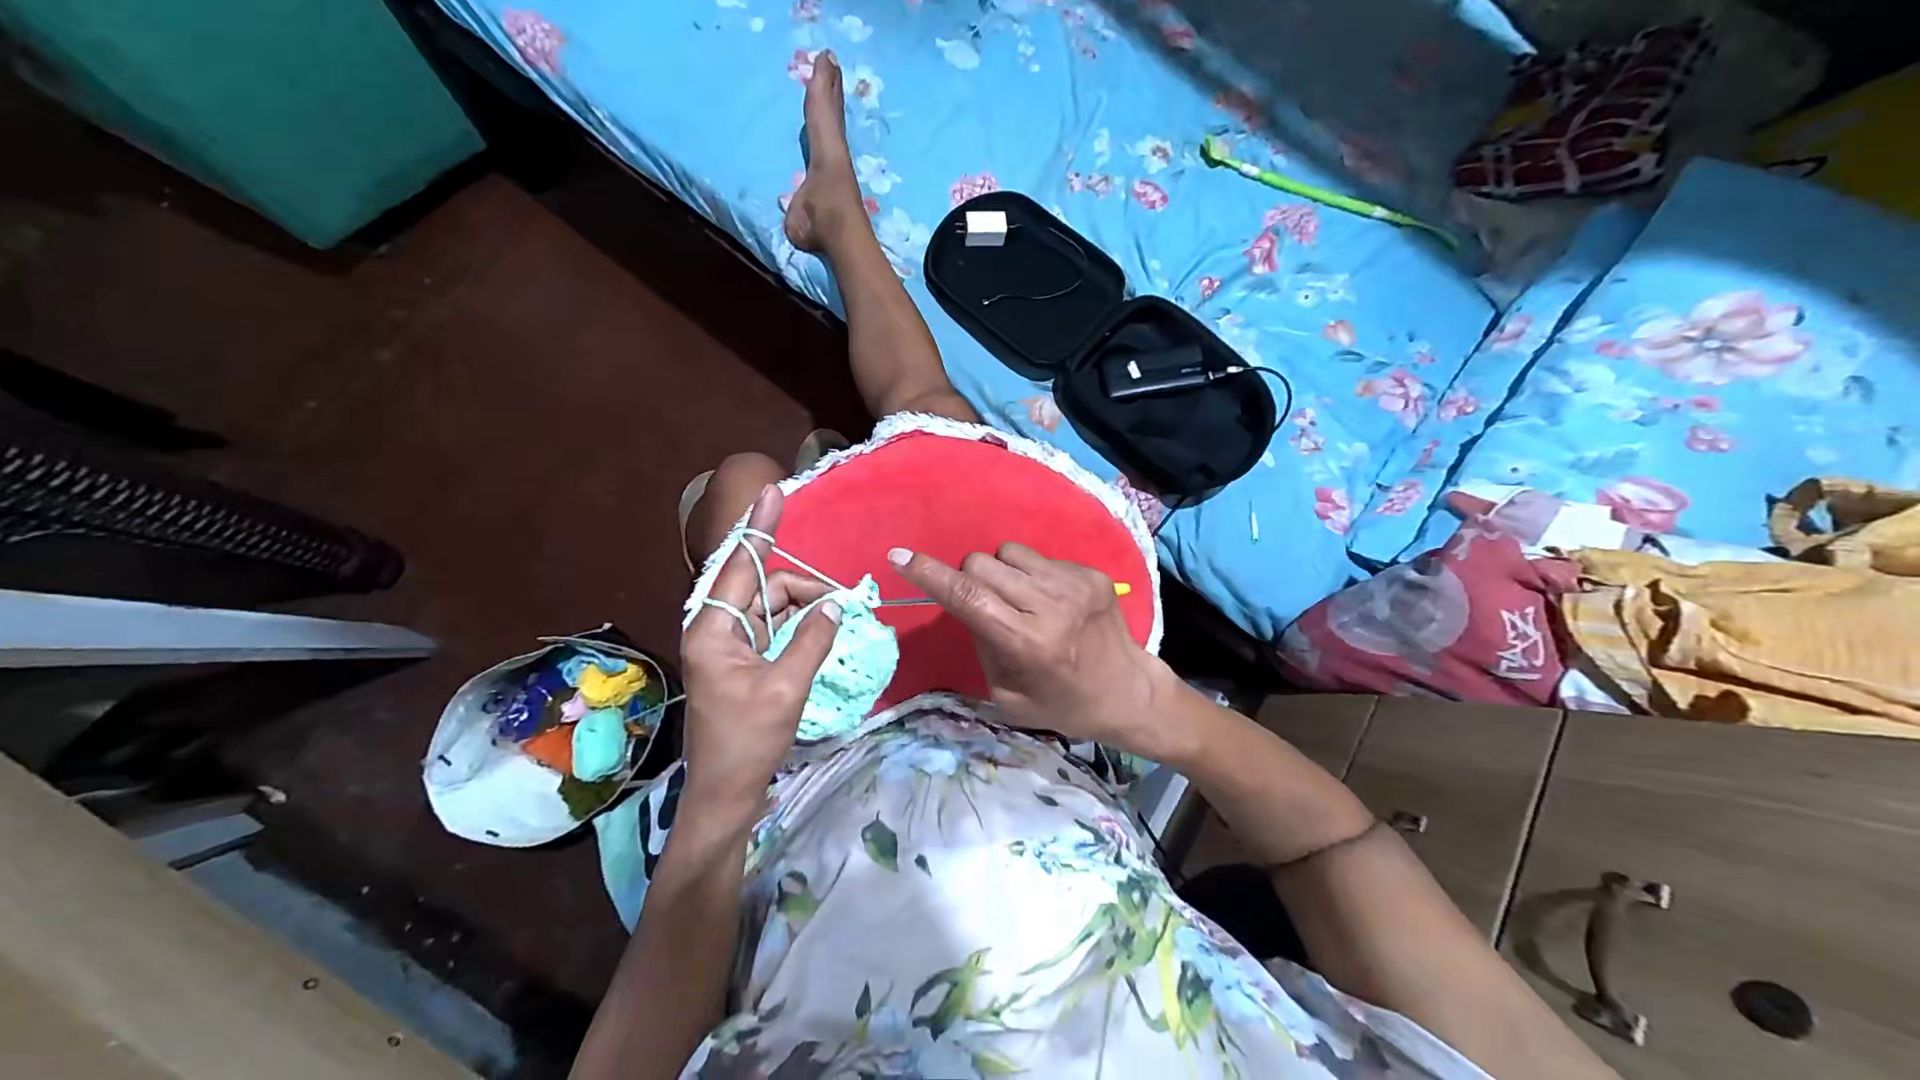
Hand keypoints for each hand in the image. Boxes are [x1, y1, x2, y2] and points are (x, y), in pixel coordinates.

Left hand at [680, 485, 840, 808]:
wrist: (726, 791)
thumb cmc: (748, 741)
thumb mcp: (786, 687)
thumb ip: (812, 638)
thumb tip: (835, 605)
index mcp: (713, 629)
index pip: (741, 564)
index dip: (761, 527)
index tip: (774, 491)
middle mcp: (715, 627)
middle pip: (763, 585)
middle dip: (803, 586)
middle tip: (843, 604)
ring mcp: (727, 643)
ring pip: (770, 604)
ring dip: (803, 606)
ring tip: (836, 617)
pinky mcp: (739, 658)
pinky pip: (771, 625)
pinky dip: (796, 623)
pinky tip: (819, 629)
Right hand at [887, 543, 1179, 757]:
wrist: (1127, 692)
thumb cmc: (1061, 704)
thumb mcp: (1006, 693)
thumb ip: (981, 643)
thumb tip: (966, 600)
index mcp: (1027, 643)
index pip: (967, 596)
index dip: (929, 574)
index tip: (900, 557)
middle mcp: (1051, 605)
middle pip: (981, 564)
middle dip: (969, 579)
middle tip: (984, 606)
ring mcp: (1076, 584)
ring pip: (1008, 553)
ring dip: (1000, 573)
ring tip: (1019, 601)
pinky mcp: (1092, 574)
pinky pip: (1039, 558)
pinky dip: (1031, 575)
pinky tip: (1049, 602)